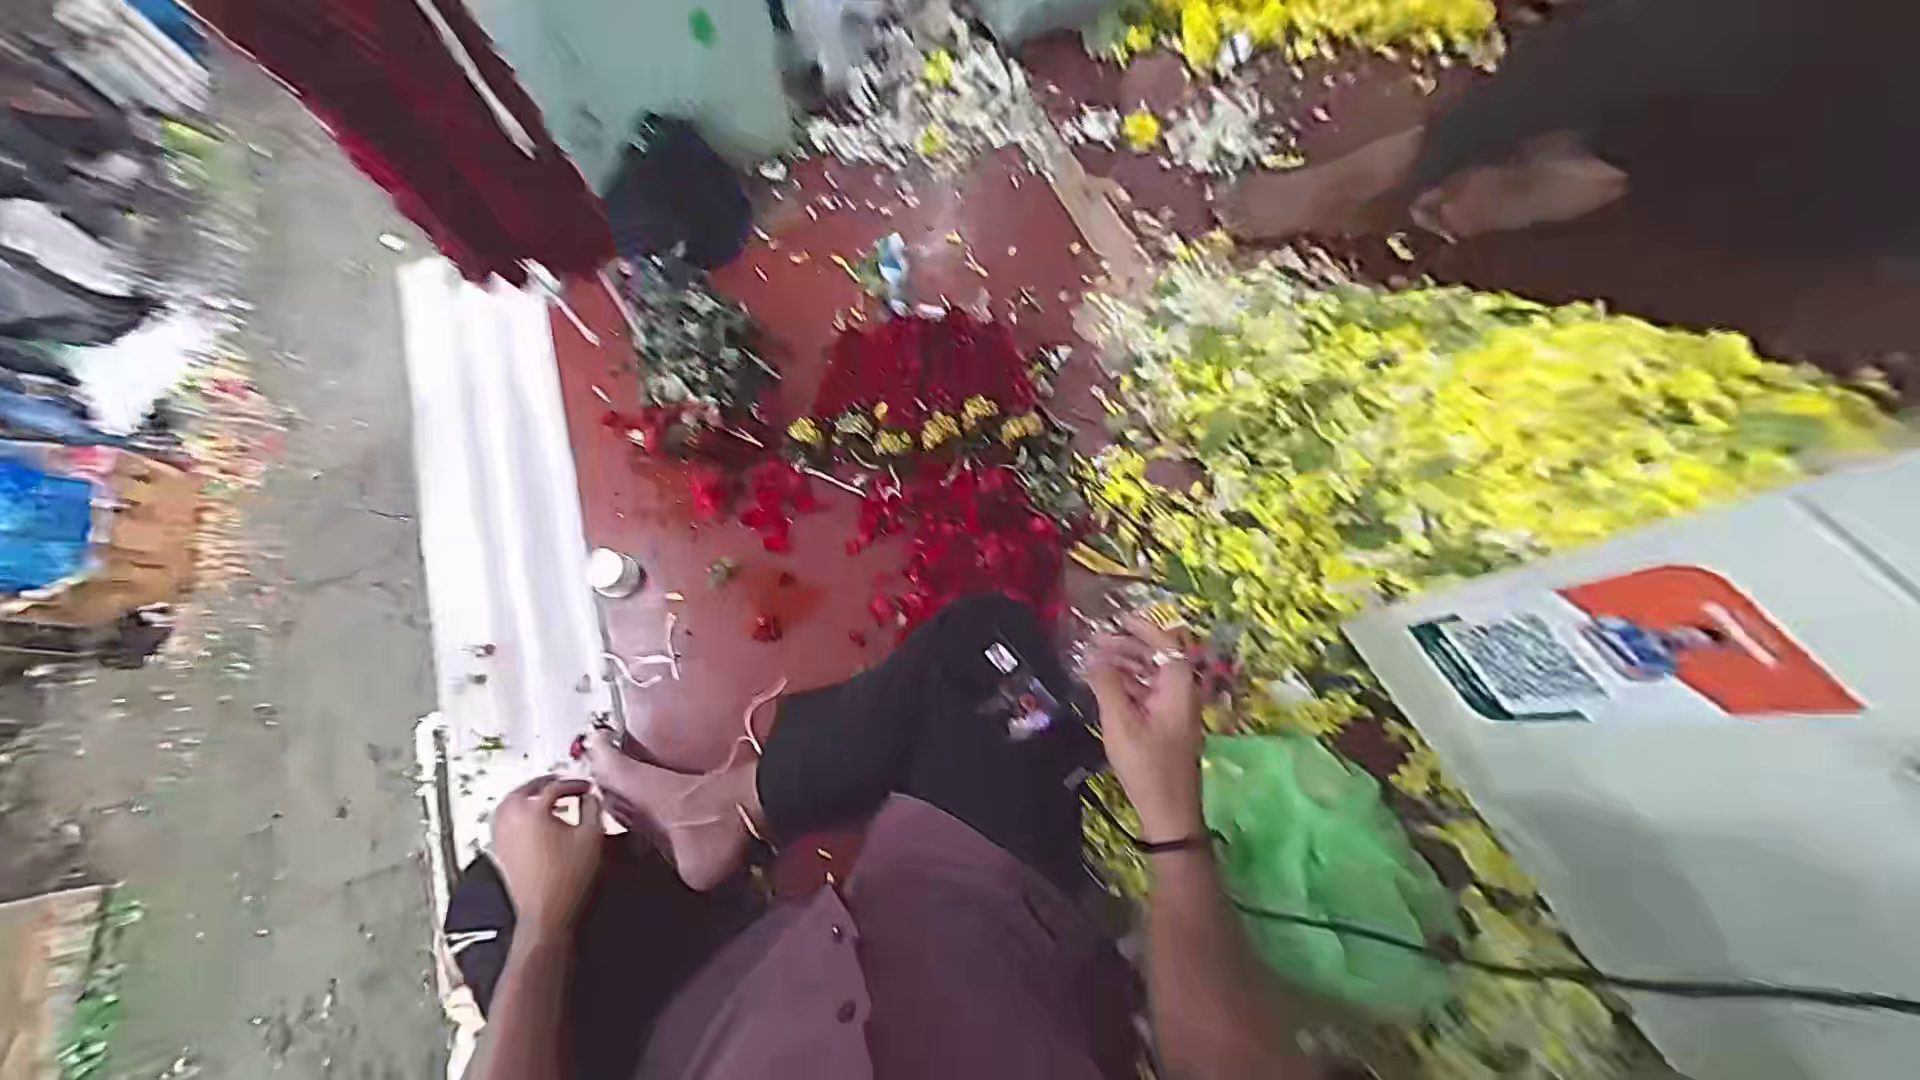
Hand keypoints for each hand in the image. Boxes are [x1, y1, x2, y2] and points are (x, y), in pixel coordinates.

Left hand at [491, 775, 602, 936]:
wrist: (549, 915)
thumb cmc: (571, 876)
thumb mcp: (593, 834)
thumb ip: (592, 807)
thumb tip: (590, 797)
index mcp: (532, 813)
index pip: (554, 787)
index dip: (575, 784)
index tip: (588, 788)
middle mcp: (511, 823)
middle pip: (521, 792)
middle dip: (543, 783)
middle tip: (561, 783)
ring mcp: (502, 840)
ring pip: (506, 807)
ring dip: (525, 797)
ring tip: (545, 797)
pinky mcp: (501, 855)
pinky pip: (502, 823)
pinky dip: (517, 814)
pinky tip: (533, 820)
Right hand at [1085, 614, 1205, 844]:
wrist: (1170, 813)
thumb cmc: (1147, 766)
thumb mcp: (1120, 723)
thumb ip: (1107, 685)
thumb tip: (1094, 658)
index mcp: (1178, 688)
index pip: (1167, 645)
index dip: (1145, 628)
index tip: (1119, 619)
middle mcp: (1182, 694)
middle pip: (1158, 657)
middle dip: (1128, 646)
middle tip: (1097, 642)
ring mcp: (1176, 710)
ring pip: (1152, 675)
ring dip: (1126, 664)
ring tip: (1095, 660)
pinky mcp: (1167, 725)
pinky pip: (1149, 692)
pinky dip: (1129, 683)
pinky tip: (1106, 685)